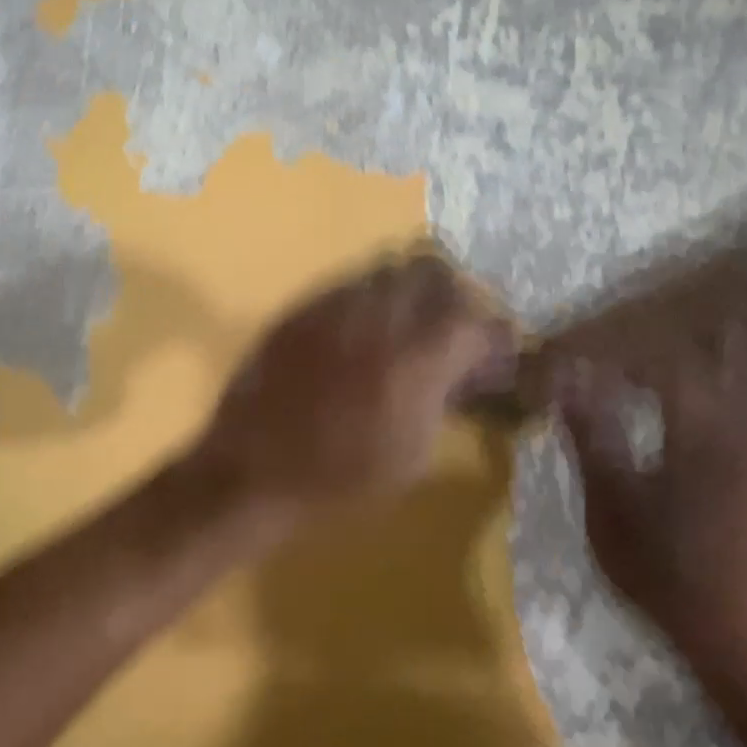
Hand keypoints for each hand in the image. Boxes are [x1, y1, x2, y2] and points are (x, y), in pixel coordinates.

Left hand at [191, 251, 510, 520]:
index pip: (476, 319)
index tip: (492, 355)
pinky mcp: (298, 310)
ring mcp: (332, 307)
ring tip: (401, 328)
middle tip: (448, 331)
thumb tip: (462, 373)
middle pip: (432, 271)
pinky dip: (365, 300)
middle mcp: (378, 318)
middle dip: (451, 296)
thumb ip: (444, 400)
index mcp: (416, 359)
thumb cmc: (340, 479)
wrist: (253, 472)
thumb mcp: (414, 454)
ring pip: (386, 268)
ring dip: (406, 292)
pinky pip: (344, 284)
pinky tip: (357, 334)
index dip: (493, 336)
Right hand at [551, 308, 746, 670]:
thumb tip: (564, 377)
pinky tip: (707, 374)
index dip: (620, 339)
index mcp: (707, 434)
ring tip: (669, 322)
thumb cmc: (667, 578)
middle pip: (730, 331)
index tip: (582, 343)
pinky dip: (738, 361)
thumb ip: (591, 435)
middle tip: (637, 304)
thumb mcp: (611, 512)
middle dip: (682, 311)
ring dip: (714, 330)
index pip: (663, 354)